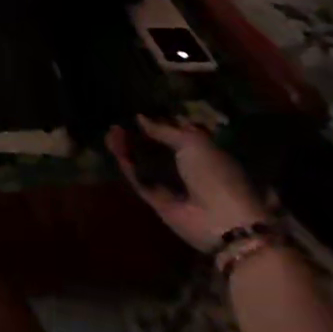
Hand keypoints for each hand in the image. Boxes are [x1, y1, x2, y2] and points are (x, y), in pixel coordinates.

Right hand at [108, 115, 270, 251]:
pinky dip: (128, 165)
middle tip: (120, 120)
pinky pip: (140, 179)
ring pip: (144, 162)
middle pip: (157, 146)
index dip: (159, 120)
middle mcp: (186, 166)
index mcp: (202, 150)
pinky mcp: (157, 201)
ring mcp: (171, 184)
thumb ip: (164, 130)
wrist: (221, 221)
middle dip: (139, 134)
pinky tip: (116, 148)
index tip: (140, 110)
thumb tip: (140, 118)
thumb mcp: (192, 143)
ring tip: (111, 132)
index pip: (177, 131)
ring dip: (129, 147)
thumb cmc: (215, 174)